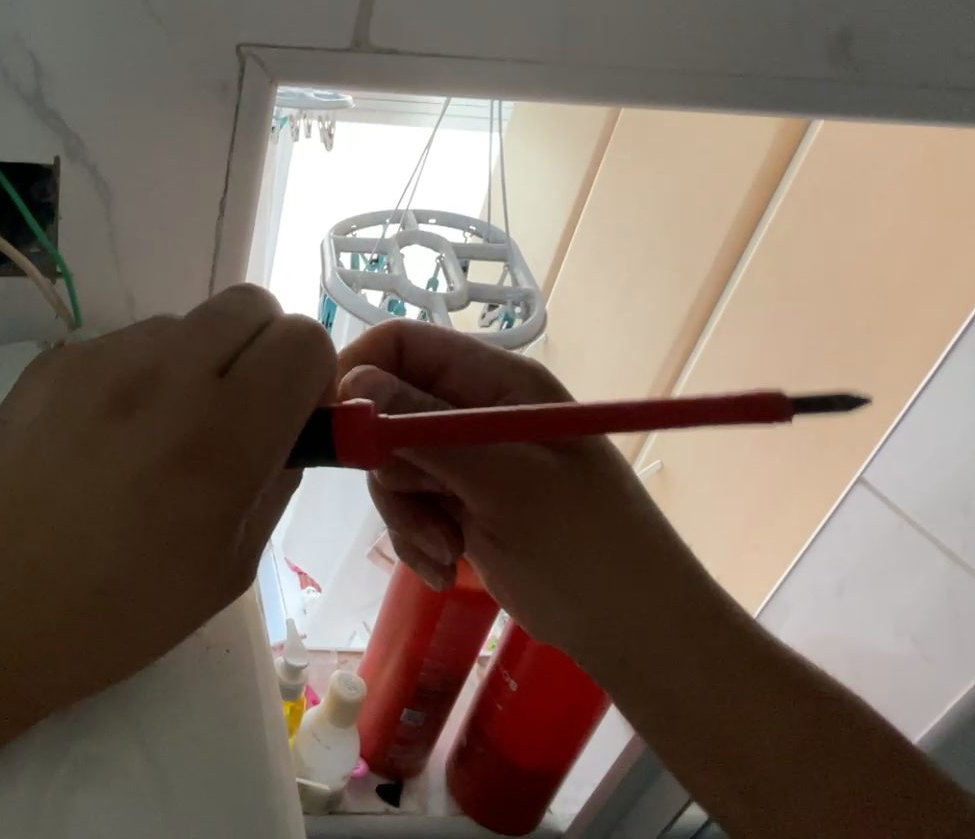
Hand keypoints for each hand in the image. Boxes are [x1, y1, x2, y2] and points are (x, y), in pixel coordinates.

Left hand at [0, 284, 335, 715]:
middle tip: (234, 413)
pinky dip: (134, 375)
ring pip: (183, 323)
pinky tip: (99, 438)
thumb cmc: (115, 615)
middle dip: (261, 350)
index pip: (303, 339)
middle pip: (250, 303)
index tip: (288, 418)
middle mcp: (165, 374)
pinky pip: (121, 345)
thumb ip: (277, 479)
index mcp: (222, 434)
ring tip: (154, 432)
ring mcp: (99, 358)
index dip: (309, 376)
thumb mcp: (228, 569)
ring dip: (194, 361)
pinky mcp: (51, 361)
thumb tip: (292, 426)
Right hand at [336, 319, 714, 668]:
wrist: (634, 631)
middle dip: (388, 466)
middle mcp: (472, 408)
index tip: (339, 427)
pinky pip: (403, 502)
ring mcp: (464, 456)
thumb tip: (350, 380)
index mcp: (495, 380)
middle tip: (417, 507)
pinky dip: (414, 536)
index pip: (401, 343)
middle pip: (384, 407)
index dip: (359, 371)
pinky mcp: (456, 499)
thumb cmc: (586, 547)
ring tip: (445, 549)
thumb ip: (424, 428)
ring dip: (403, 511)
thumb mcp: (505, 481)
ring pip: (389, 462)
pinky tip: (445, 564)